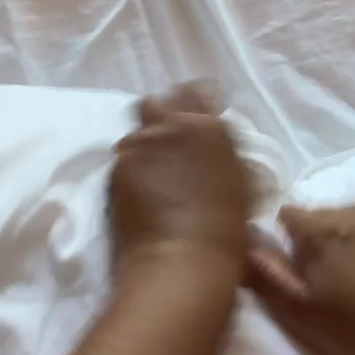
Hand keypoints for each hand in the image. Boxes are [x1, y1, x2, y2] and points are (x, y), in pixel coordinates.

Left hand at [108, 83, 253, 279]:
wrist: (181, 263)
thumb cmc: (225, 234)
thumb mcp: (241, 186)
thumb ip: (226, 157)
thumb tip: (219, 151)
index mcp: (208, 128)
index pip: (199, 91)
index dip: (199, 106)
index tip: (200, 125)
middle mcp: (169, 128)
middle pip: (156, 102)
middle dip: (161, 117)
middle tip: (168, 145)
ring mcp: (137, 149)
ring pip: (134, 133)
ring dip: (142, 147)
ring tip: (151, 174)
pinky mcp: (114, 172)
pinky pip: (120, 162)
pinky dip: (129, 173)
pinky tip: (137, 196)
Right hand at [246, 198, 354, 354]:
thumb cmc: (351, 327)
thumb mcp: (299, 308)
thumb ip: (267, 273)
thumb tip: (245, 241)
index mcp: (316, 233)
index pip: (287, 214)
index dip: (284, 237)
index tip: (291, 264)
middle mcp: (348, 215)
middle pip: (319, 212)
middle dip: (313, 233)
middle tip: (320, 271)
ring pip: (350, 210)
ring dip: (343, 228)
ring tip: (348, 261)